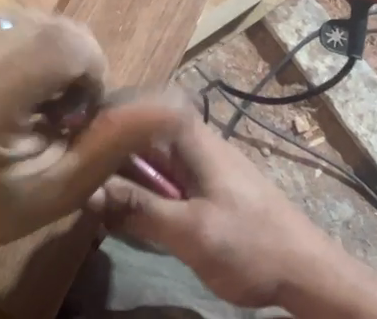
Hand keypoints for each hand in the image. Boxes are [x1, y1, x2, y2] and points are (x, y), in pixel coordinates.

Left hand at [0, 9, 188, 296]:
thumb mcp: (59, 188)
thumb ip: (114, 140)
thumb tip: (175, 104)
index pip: (64, 41)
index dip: (89, 70)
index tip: (77, 114)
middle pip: (50, 25)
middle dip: (69, 64)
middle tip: (52, 115)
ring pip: (29, 17)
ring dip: (44, 54)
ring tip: (26, 104)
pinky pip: (2, 19)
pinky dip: (18, 47)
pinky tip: (3, 88)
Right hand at [88, 111, 336, 308]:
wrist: (308, 273)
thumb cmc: (252, 244)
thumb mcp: (192, 232)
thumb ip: (140, 209)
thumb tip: (87, 192)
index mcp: (193, 139)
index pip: (143, 103)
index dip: (108, 109)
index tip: (73, 127)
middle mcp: (193, 144)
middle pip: (140, 130)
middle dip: (106, 143)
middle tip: (68, 161)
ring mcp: (199, 168)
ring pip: (148, 156)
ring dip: (119, 169)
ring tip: (83, 182)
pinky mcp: (203, 191)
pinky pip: (160, 179)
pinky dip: (137, 187)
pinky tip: (116, 205)